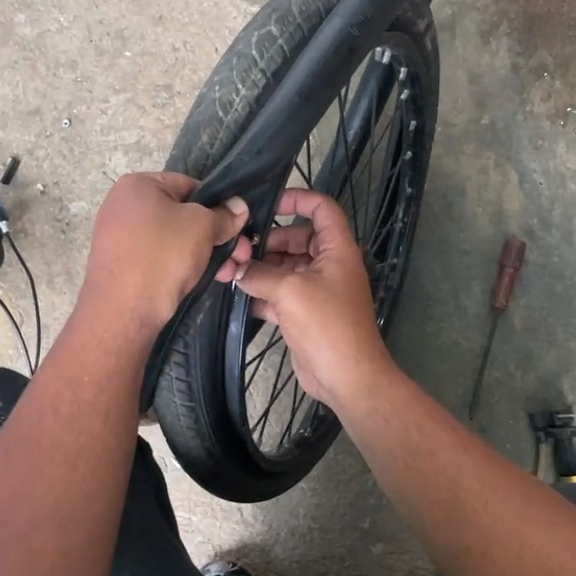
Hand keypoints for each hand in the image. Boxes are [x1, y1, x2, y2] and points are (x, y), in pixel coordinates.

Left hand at [78, 172, 251, 339]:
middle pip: (183, 215)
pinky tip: (202, 280)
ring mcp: (120, 236)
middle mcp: (124, 206)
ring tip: (228, 273)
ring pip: (174, 240)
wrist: (125, 309)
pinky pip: (160, 258)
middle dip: (214, 236)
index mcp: (138, 184)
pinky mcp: (123, 264)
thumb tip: (239, 206)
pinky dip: (182, 266)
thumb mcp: (202, 227)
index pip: (189, 185)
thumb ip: (224, 215)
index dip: (217, 204)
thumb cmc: (164, 255)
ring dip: (204, 254)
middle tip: (240, 256)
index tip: (236, 226)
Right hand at [233, 189, 396, 408]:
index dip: (297, 199)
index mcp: (337, 249)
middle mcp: (329, 265)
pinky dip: (261, 294)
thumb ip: (259, 274)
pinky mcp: (304, 315)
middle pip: (296, 239)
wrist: (346, 376)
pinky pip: (279, 295)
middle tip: (237, 248)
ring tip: (229, 270)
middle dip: (268, 241)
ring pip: (285, 269)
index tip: (268, 204)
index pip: (321, 209)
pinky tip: (237, 294)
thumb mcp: (290, 291)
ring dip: (260, 269)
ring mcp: (317, 291)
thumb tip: (236, 268)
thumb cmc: (326, 324)